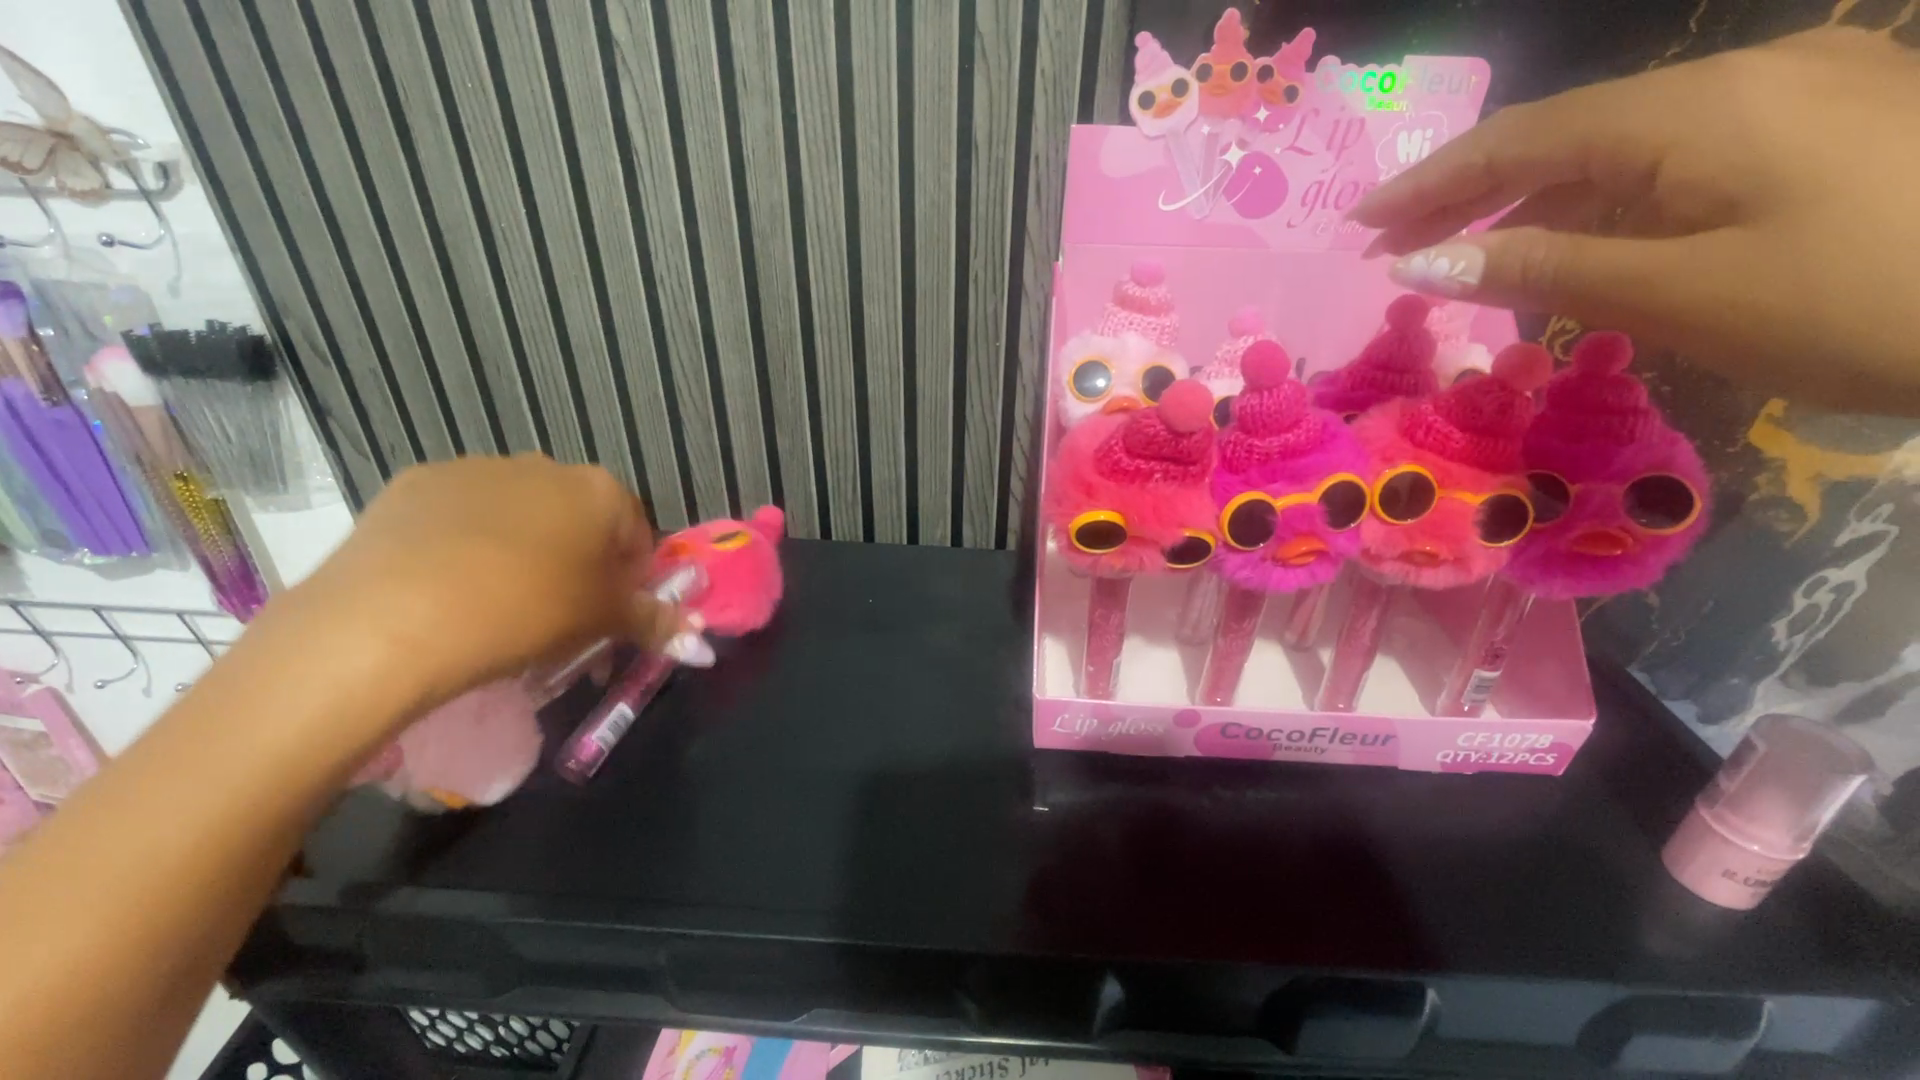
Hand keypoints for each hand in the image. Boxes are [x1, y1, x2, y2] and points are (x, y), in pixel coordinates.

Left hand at [271, 456, 676, 710]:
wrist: (396, 615)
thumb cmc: (527, 611)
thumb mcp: (601, 623)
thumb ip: (654, 624)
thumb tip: (702, 644)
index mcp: (599, 490)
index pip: (636, 532)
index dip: (629, 577)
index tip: (610, 615)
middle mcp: (543, 466)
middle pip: (576, 518)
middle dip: (575, 561)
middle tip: (558, 616)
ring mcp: (475, 469)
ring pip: (517, 514)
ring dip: (521, 550)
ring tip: (495, 605)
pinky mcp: (415, 484)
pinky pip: (459, 517)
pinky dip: (464, 545)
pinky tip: (447, 587)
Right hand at [1350, 28, 1919, 414]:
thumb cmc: (1869, 305)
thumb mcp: (1680, 298)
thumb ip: (1541, 272)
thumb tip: (1422, 268)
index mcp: (1695, 109)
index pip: (1521, 139)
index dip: (1429, 186)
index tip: (1359, 230)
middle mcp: (1740, 78)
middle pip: (1567, 135)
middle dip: (1471, 195)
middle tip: (1396, 251)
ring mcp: (1798, 95)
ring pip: (1624, 150)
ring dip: (1539, 208)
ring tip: (1470, 263)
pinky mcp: (1835, 127)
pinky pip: (1684, 162)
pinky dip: (1612, 210)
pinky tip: (1582, 251)